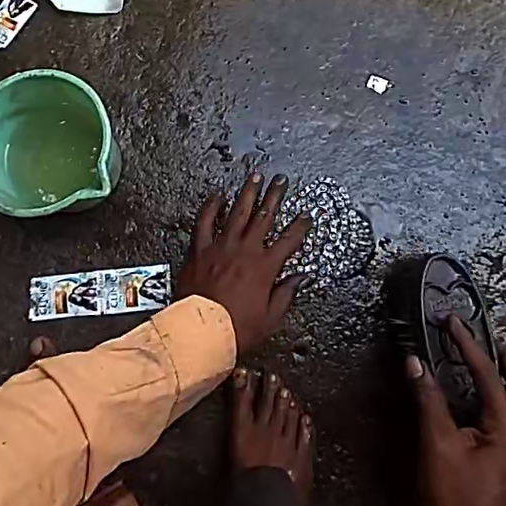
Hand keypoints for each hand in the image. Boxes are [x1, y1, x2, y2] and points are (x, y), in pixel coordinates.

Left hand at [179, 172, 310, 354]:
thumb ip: (286, 294)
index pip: (289, 241)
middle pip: (264, 216)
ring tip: (255, 176)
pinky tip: (218, 194)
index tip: (305, 216)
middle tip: (280, 180)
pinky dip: (212, 206)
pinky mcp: (200, 248)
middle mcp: (245, 250)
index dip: (299, 227)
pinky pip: (205, 221)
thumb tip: (300, 278)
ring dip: (248, 192)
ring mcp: (221, 246)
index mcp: (265, 267)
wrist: (201, 329)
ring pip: (237, 212)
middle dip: (274, 196)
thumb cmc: (236, 328)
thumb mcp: (270, 317)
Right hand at [406, 315, 505, 505]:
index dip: (468, 344)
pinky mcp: (505, 452)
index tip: (452, 321)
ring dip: (500, 371)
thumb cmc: (455, 497)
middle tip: (478, 332)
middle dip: (501, 354)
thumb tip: (416, 362)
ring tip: (476, 351)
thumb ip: (428, 399)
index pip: (489, 374)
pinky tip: (474, 387)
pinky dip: (494, 388)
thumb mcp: (437, 444)